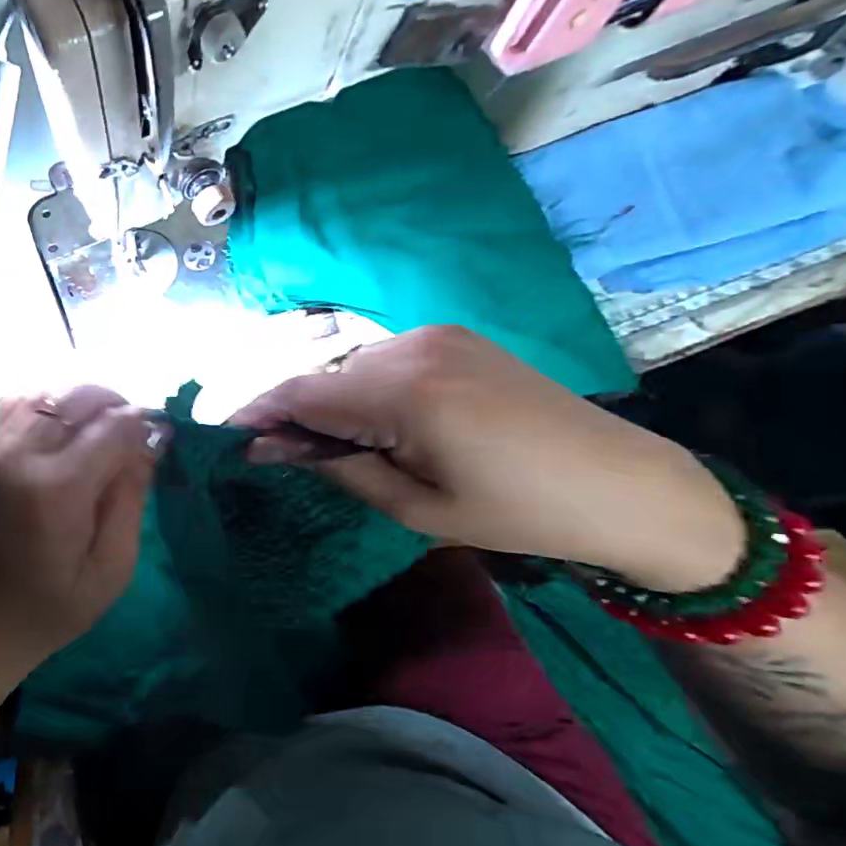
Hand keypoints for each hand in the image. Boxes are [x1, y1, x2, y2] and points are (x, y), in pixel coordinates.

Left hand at [0, 386, 160, 716]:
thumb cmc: (53, 607)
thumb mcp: (113, 567)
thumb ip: (132, 497)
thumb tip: (148, 443)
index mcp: (56, 488)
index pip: (114, 426)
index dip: (144, 426)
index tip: (160, 440)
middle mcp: (19, 455)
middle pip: (80, 396)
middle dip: (117, 407)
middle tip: (133, 436)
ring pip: (48, 390)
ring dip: (82, 401)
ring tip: (99, 430)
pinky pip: (15, 400)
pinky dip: (46, 402)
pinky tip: (61, 427)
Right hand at [229, 326, 743, 592]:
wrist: (620, 482)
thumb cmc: (517, 512)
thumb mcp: (416, 507)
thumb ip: (336, 467)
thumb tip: (269, 448)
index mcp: (403, 391)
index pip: (300, 392)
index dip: (256, 413)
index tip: (225, 438)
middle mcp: (412, 345)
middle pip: (323, 374)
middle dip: (292, 411)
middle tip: (282, 456)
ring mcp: (438, 333)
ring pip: (352, 363)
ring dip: (330, 399)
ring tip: (334, 446)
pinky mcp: (457, 336)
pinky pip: (386, 357)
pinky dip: (365, 387)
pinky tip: (378, 421)